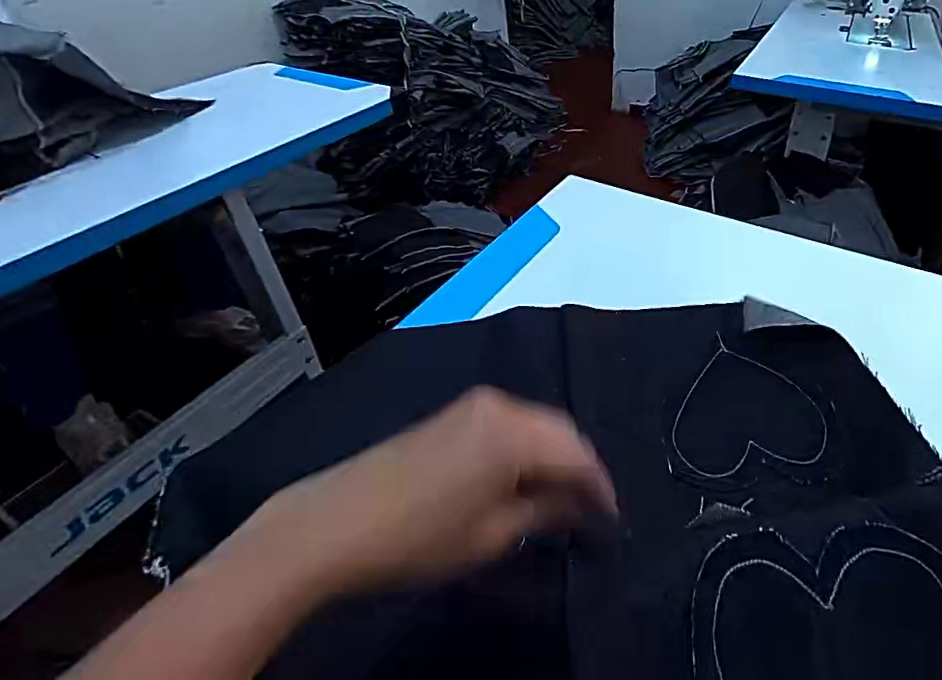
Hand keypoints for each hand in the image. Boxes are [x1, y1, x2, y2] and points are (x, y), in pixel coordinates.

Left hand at [237, 387, 616, 595]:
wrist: (331, 524)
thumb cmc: (416, 537)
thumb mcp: (490, 535)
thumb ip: (547, 512)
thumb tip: (581, 506)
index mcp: (515, 431)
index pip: (578, 453)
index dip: (599, 486)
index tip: (611, 517)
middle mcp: (502, 405)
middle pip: (561, 431)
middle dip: (579, 468)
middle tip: (588, 509)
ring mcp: (477, 405)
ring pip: (537, 426)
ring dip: (554, 458)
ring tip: (559, 499)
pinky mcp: (458, 413)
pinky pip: (512, 425)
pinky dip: (528, 450)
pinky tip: (523, 479)